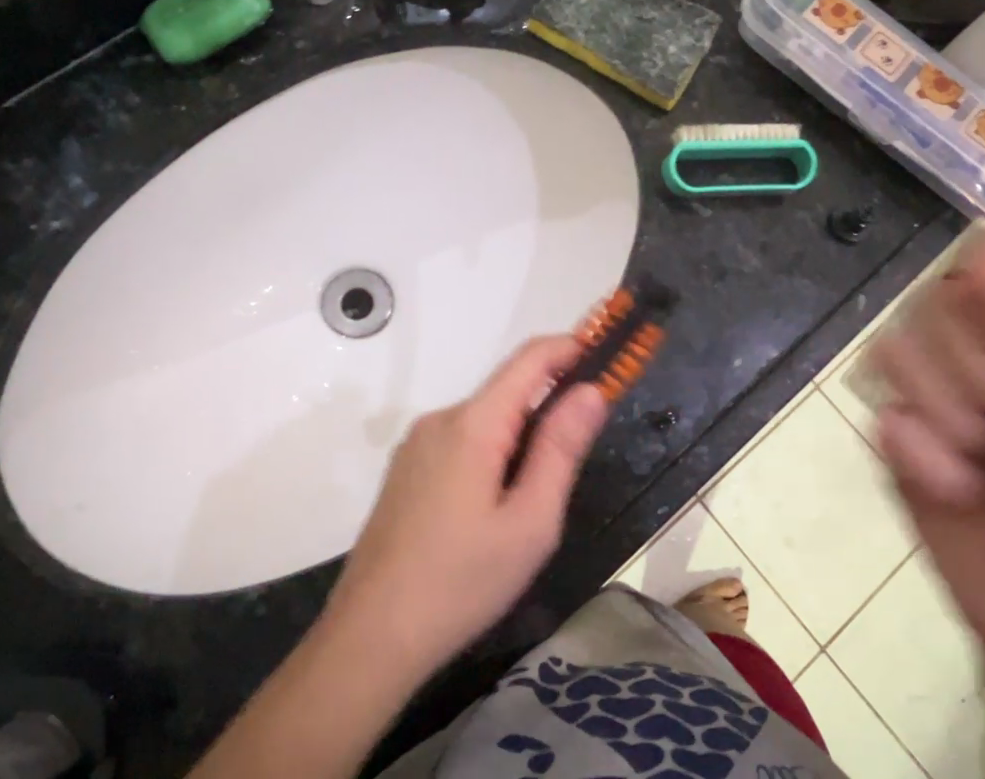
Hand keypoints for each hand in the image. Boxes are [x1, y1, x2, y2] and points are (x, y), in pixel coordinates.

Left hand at [323, 336, 609, 678]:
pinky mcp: (406, 471)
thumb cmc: (462, 582)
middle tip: (583, 454)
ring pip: (485, 423)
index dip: (572, 348)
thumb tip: (591, 391)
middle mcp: (440, 420)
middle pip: (507, 393)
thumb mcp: (530, 522)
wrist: (373, 635)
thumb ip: (561, 449)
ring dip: (521, 439)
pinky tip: (496, 511)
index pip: (529, 359)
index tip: (611, 356)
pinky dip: (493, 456)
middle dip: (551, 407)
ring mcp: (416, 446)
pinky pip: (461, 444)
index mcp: (473, 424)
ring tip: (537, 502)